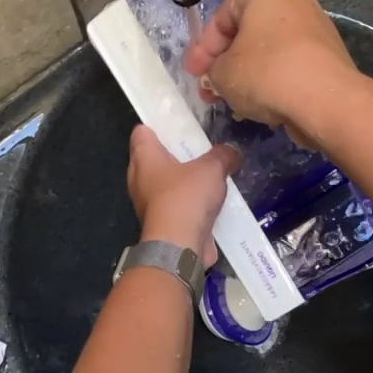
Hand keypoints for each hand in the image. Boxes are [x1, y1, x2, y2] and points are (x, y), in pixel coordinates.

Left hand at [126, 125, 239, 266]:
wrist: (180, 246)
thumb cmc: (186, 197)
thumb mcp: (212, 168)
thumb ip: (224, 155)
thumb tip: (233, 153)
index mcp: (144, 157)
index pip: (142, 132)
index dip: (158, 126)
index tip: (178, 127)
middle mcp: (140, 179)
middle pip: (155, 159)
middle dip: (175, 155)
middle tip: (200, 151)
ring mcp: (148, 205)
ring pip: (166, 186)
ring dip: (184, 183)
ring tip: (209, 177)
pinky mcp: (162, 225)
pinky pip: (176, 208)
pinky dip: (190, 206)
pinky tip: (210, 204)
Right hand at [182, 0, 359, 143]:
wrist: (325, 99)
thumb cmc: (266, 74)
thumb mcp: (223, 74)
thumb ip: (212, 71)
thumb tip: (217, 76)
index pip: (221, 16)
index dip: (202, 49)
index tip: (193, 74)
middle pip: (247, 32)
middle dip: (225, 62)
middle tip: (211, 90)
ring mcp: (314, 25)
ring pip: (268, 50)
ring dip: (248, 75)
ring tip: (235, 102)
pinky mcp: (327, 54)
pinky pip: (289, 65)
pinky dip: (273, 81)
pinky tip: (263, 105)